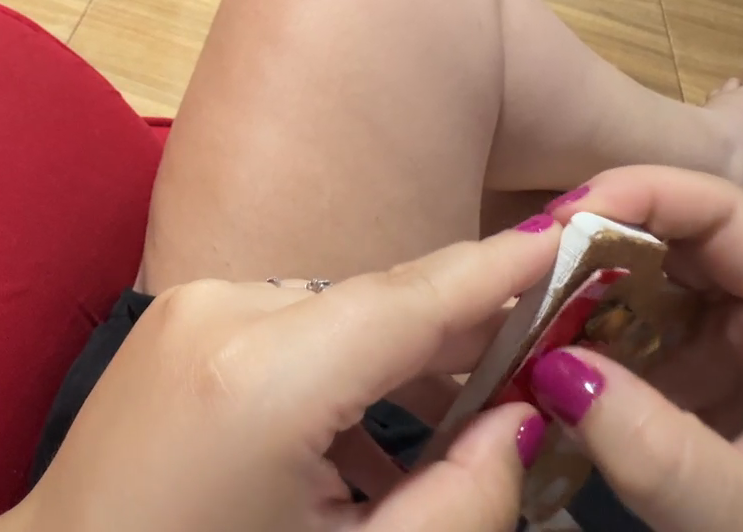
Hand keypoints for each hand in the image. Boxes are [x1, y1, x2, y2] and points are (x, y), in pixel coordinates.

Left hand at [0, 224, 563, 531]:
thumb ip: (456, 505)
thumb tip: (526, 423)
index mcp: (260, 374)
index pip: (407, 300)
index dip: (497, 269)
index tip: (568, 236)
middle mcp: (221, 309)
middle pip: (372, 300)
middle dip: (458, 326)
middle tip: (540, 355)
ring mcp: (188, 305)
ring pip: (332, 310)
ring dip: (395, 356)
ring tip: (461, 419)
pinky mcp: (175, 318)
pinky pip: (284, 324)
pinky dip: (336, 366)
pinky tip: (366, 440)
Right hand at [537, 166, 742, 531]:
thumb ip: (668, 457)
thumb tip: (550, 367)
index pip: (731, 217)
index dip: (641, 196)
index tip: (554, 222)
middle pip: (676, 243)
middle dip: (591, 246)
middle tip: (515, 272)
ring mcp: (739, 357)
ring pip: (645, 289)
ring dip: (576, 296)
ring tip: (513, 316)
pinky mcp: (704, 392)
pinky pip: (631, 341)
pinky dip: (579, 345)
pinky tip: (535, 363)